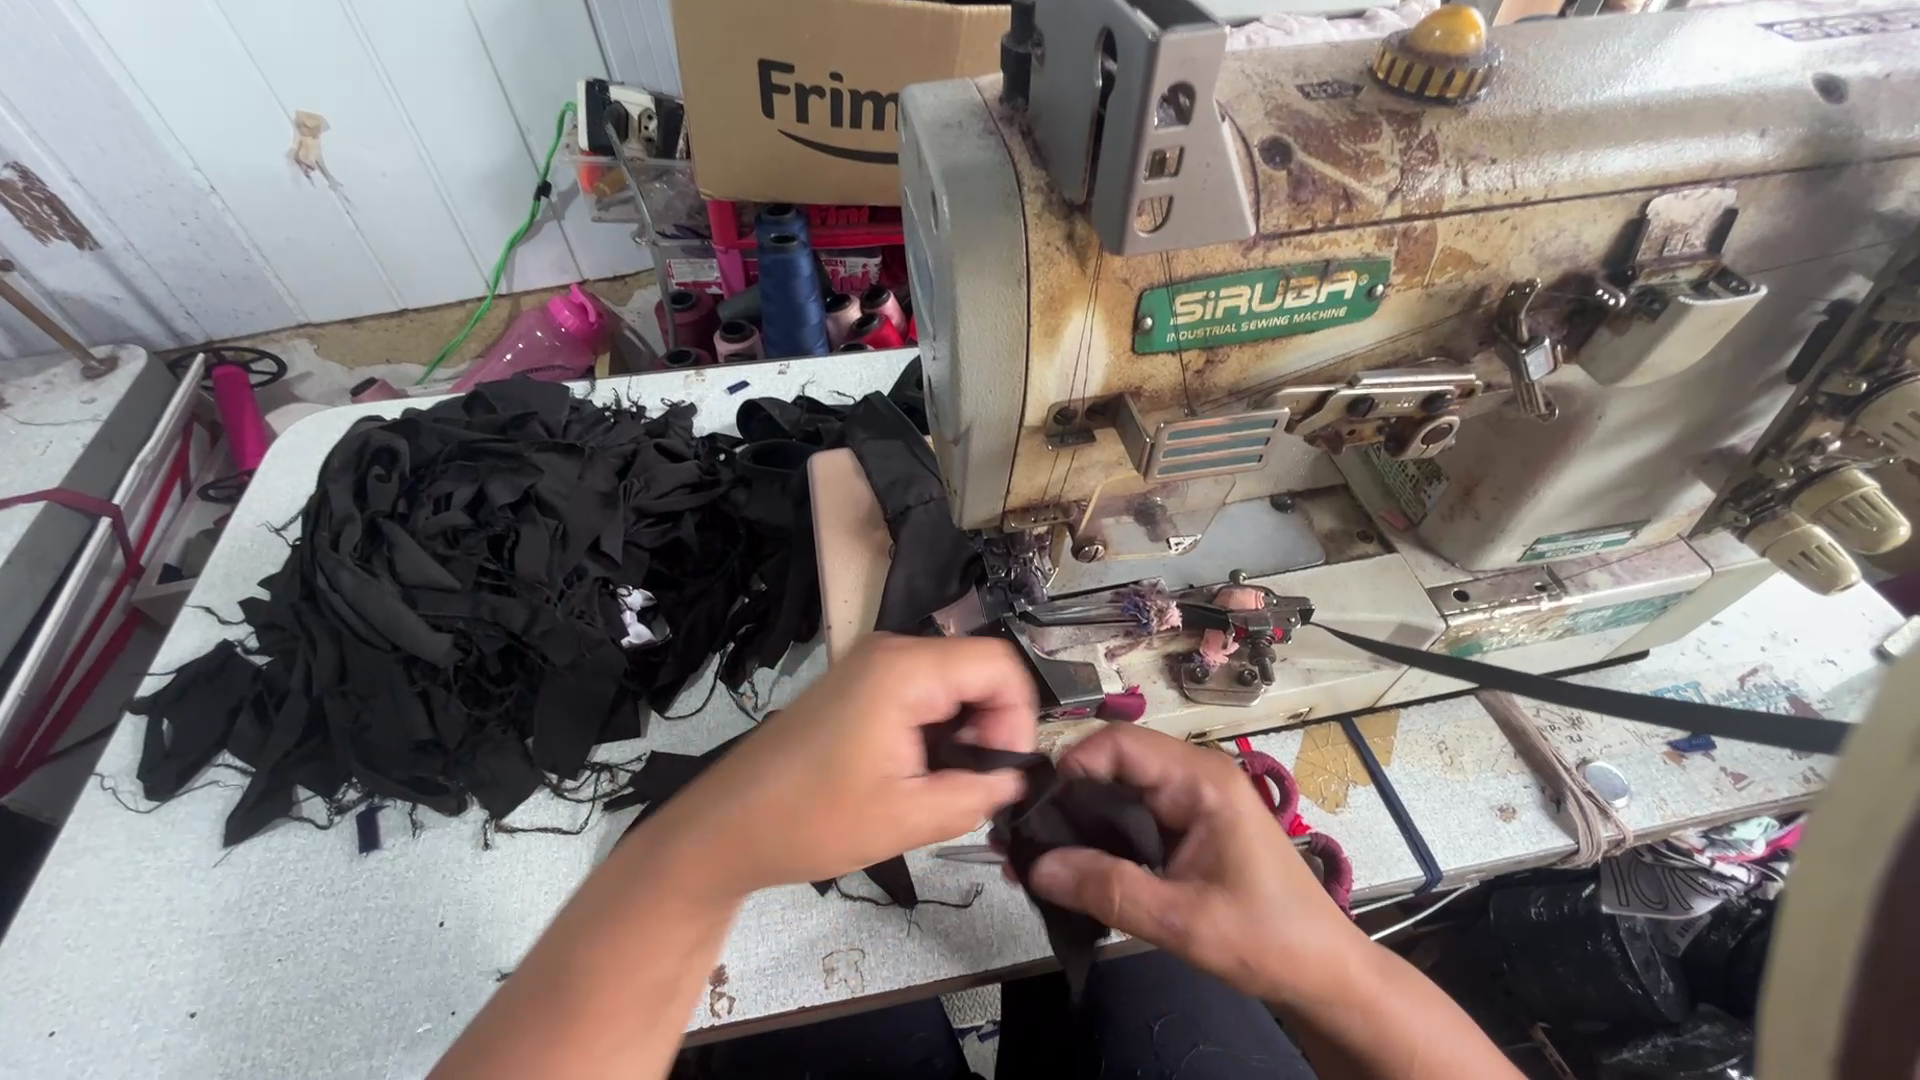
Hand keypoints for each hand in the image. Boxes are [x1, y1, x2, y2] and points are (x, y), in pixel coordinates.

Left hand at [650, 634, 1038, 897]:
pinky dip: (936, 729)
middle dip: (991, 728)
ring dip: (964, 732)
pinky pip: (923, 693)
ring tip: (945, 784)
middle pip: (978, 671)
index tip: (1004, 772)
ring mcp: (871, 665)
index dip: (1018, 718)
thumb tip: (1015, 780)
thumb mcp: (907, 818)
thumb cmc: (811, 820)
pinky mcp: (859, 685)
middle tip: (975, 784)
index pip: (1001, 666)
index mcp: (905, 669)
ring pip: (953, 684)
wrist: (725, 826)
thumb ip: (978, 795)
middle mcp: (891, 651)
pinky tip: (918, 771)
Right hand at [1025, 723, 1367, 1006]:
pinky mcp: (1189, 823)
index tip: (1037, 810)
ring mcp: (1193, 798)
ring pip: (1121, 788)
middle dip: (1070, 795)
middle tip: (1029, 838)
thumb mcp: (1182, 920)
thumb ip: (1107, 889)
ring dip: (1084, 817)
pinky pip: (1134, 812)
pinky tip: (1079, 863)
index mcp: (1201, 781)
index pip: (1120, 743)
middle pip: (1115, 761)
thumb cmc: (1267, 940)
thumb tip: (1036, 866)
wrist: (1324, 972)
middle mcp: (1195, 776)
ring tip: (1043, 853)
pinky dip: (1104, 833)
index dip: (1073, 767)